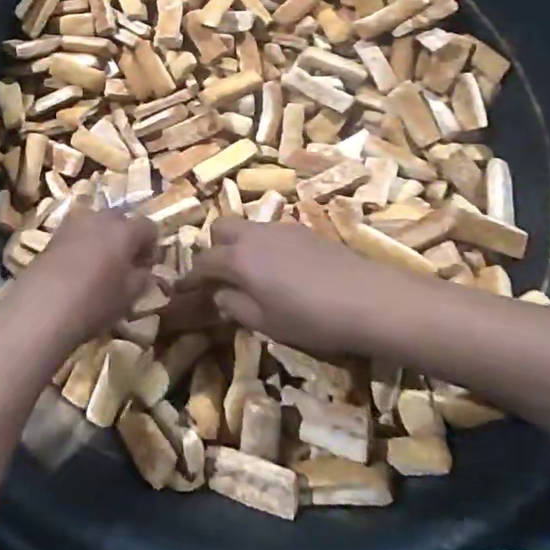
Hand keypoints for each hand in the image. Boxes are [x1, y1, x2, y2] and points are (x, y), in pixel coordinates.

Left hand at [0, 206, 158, 351]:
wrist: (40, 309)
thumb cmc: (94, 302)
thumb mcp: (129, 296)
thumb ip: (143, 278)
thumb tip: (143, 270)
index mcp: (125, 230)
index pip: (149, 226)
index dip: (152, 246)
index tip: (147, 267)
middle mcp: (100, 218)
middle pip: (121, 219)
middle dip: (127, 236)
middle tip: (126, 263)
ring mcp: (73, 224)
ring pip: (96, 224)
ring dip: (103, 238)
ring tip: (100, 265)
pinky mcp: (52, 236)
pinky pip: (76, 234)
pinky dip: (83, 244)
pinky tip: (78, 269)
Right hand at [178, 218, 437, 353]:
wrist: (367, 298)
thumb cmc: (309, 317)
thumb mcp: (265, 322)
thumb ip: (234, 306)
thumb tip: (219, 295)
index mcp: (238, 258)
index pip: (203, 262)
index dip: (190, 278)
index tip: (181, 290)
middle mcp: (255, 234)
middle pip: (221, 229)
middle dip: (213, 249)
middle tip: (220, 277)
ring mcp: (282, 228)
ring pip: (247, 227)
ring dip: (239, 245)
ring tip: (250, 274)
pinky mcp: (305, 230)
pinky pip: (270, 231)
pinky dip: (263, 246)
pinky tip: (280, 270)